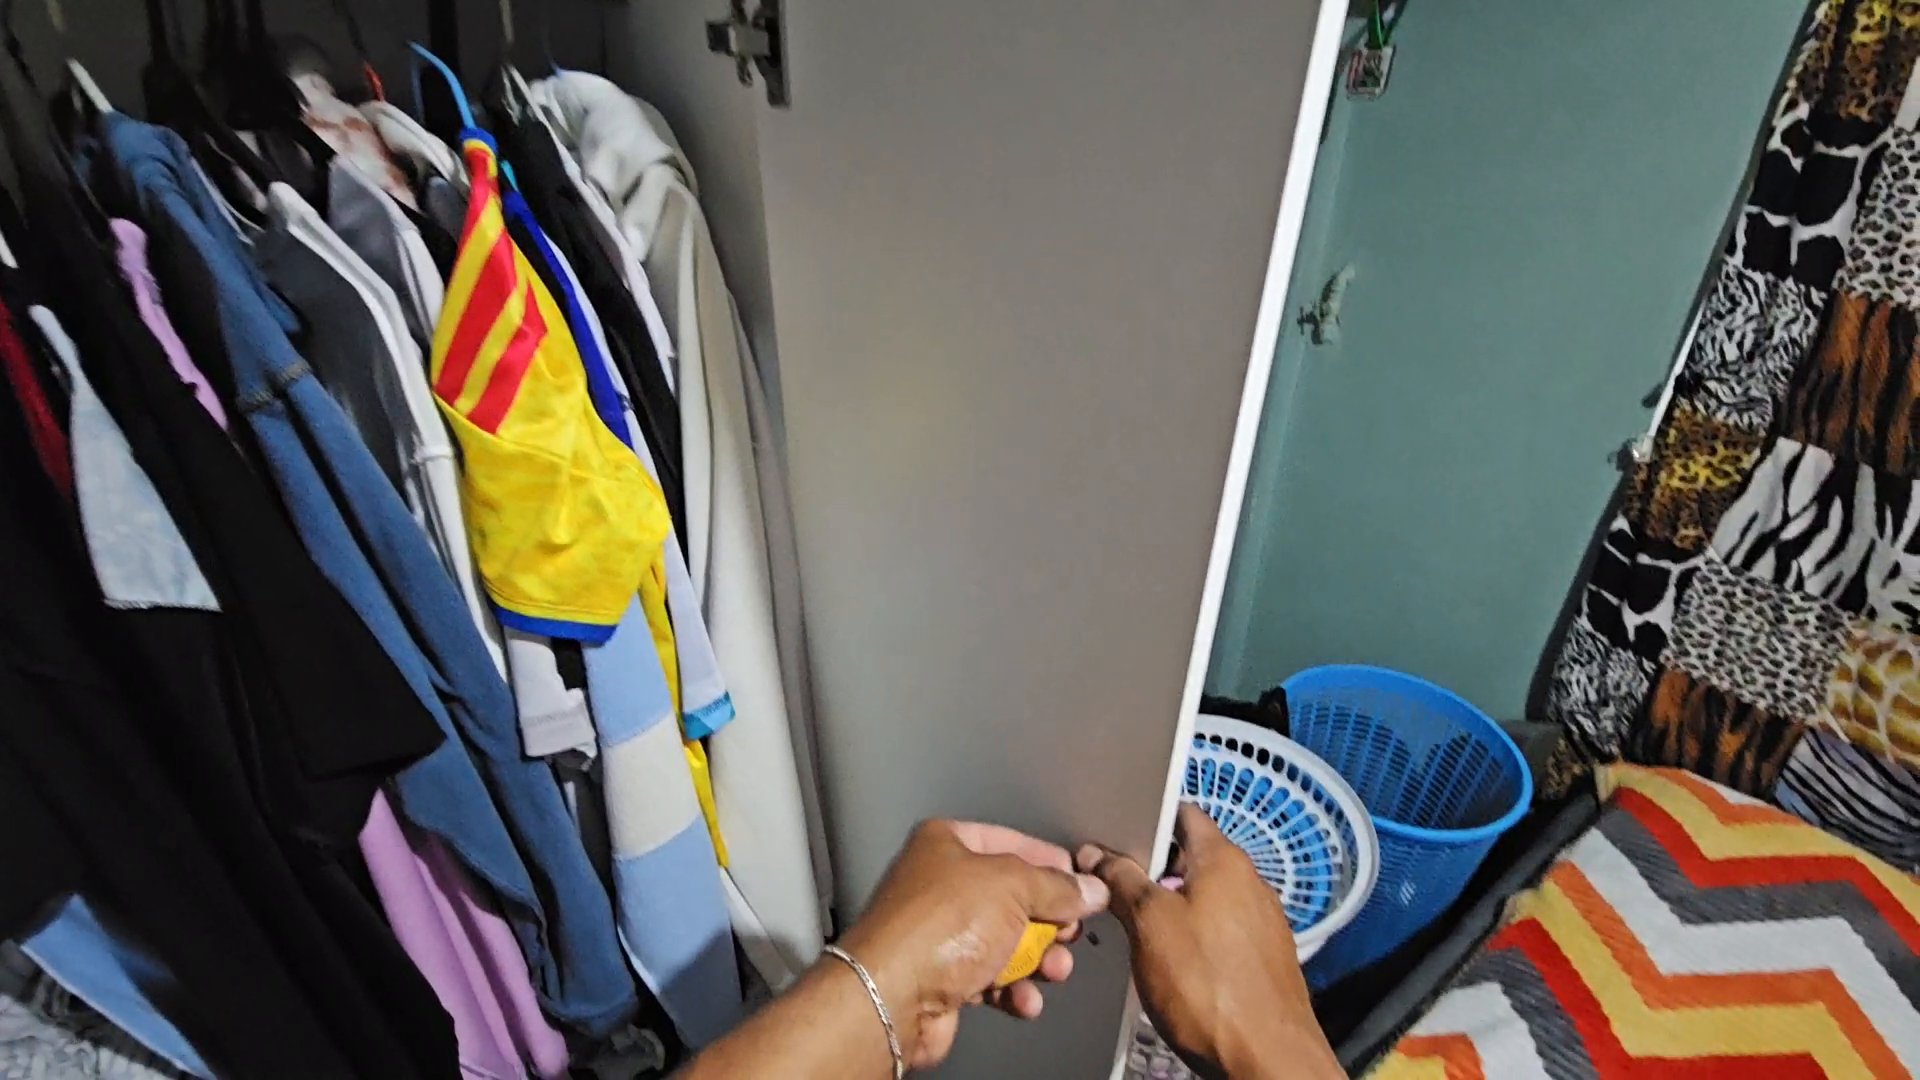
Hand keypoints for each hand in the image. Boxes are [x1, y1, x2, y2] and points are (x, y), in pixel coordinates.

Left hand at [835, 820, 1110, 1068]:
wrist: (894, 996)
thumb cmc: (940, 924)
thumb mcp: (1011, 886)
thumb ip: (1056, 886)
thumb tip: (1089, 888)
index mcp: (946, 842)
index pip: (1010, 841)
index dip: (1047, 860)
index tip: (1079, 879)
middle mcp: (939, 881)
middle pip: (1011, 895)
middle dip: (1047, 919)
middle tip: (1068, 931)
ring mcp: (940, 931)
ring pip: (1005, 940)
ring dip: (1037, 960)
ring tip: (1054, 970)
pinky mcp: (942, 976)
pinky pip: (991, 977)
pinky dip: (1014, 989)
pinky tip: (1025, 999)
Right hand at [1078, 804, 1343, 1079]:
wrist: (1269, 1066)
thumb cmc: (1209, 986)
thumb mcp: (1148, 922)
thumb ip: (1120, 879)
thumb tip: (1097, 855)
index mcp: (1224, 858)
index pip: (1180, 814)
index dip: (1144, 819)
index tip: (1115, 836)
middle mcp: (1250, 882)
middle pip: (1190, 857)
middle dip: (1152, 871)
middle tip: (1118, 890)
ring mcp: (1263, 923)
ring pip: (1204, 897)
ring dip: (1172, 907)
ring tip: (1142, 932)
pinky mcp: (1266, 961)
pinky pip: (1221, 933)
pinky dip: (1195, 939)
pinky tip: (1175, 966)